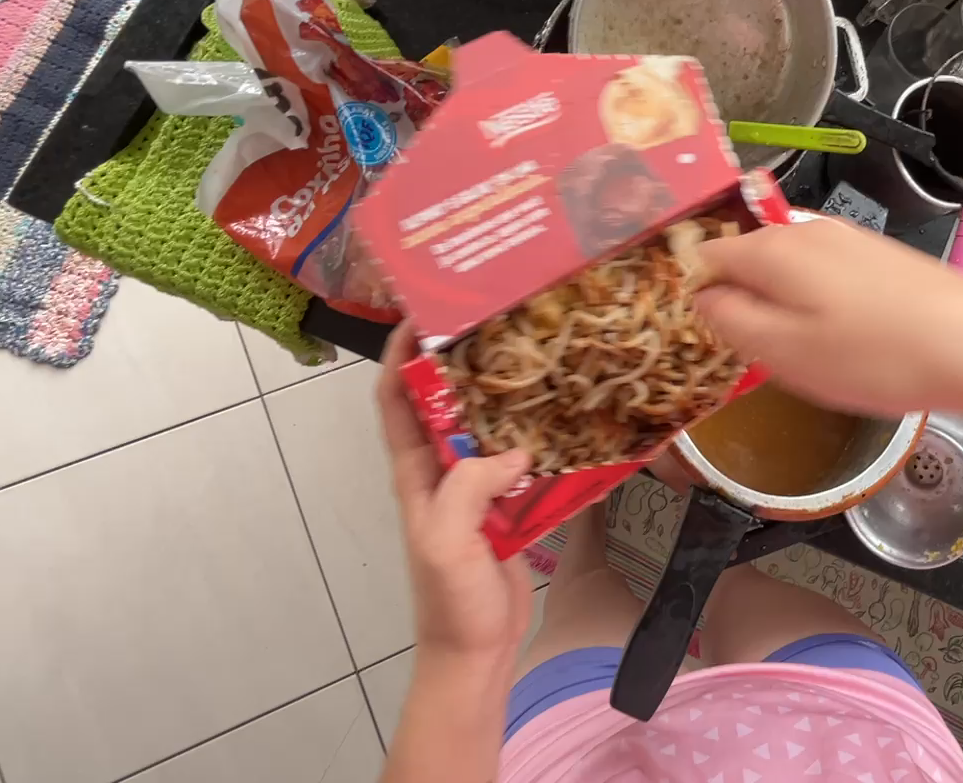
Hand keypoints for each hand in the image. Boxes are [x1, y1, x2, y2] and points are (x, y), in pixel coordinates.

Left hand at [378, 323, 535, 660]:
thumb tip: (517, 448)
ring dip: (505, 393)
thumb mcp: (447, 542)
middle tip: (501, 323)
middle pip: (447, 401)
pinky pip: (520, 455)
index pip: (396, 399)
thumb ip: (470, 489)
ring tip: (540, 358)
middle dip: (463, 360)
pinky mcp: (508, 500)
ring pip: (487, 424)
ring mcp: (476, 484)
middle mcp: (443, 469)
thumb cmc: (450, 599)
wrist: (476, 649)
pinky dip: (536, 433)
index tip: (425, 313)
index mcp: (416, 472)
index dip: (401, 355)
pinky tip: (565, 417)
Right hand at [694, 219, 962, 416]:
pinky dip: (817, 300)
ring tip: (808, 351)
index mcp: (774, 249)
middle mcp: (806, 229)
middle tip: (763, 352)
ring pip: (787, 267)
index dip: (696, 292)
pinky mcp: (879, 254)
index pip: (706, 255)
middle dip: (742, 299)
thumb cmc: (876, 357)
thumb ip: (731, 319)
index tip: (709, 333)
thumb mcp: (787, 352)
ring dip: (782, 304)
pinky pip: (824, 272)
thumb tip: (701, 296)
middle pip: (747, 258)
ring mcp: (847, 238)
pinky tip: (846, 335)